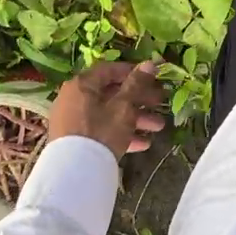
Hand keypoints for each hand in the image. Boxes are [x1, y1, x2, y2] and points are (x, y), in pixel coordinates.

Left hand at [47, 60, 165, 157]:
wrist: (75, 171)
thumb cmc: (101, 131)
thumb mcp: (123, 106)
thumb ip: (137, 84)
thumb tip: (150, 63)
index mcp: (83, 85)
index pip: (110, 70)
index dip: (133, 72)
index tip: (153, 78)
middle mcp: (74, 98)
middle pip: (112, 94)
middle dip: (140, 100)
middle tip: (161, 103)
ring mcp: (73, 120)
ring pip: (109, 114)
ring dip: (136, 119)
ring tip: (158, 128)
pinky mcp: (76, 140)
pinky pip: (101, 131)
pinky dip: (121, 134)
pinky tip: (143, 144)